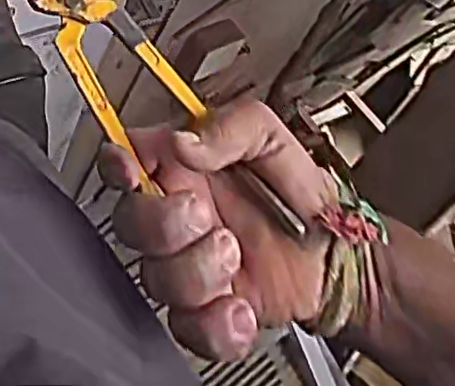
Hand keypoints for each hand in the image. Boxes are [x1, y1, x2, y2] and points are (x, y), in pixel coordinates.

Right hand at [99, 100, 339, 360]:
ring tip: (235, 254)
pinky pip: (187, 327)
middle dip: (163, 224)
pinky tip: (241, 306)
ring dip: (197, 272)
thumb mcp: (269, 136)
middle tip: (206, 216)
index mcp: (175, 165)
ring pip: (155, 276)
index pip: (121, 158)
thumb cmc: (298, 188)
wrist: (339, 254)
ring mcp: (185, 262)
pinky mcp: (206, 308)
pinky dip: (215, 324)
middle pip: (128, 221)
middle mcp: (171, 212)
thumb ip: (227, 128)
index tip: (130, 172)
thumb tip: (182, 142)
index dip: (114, 164)